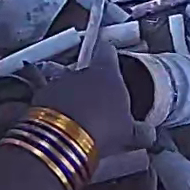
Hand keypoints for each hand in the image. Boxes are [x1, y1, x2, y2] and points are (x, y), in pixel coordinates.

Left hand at [27, 43, 139, 159]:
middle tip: (97, 105)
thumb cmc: (104, 127)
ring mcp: (57, 84)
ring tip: (78, 120)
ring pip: (66, 87)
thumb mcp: (128, 133)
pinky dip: (54, 111)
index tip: (109, 55)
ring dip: (71, 99)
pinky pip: (50, 102)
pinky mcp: (38, 100)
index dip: (109, 54)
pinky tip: (61, 128)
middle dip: (90, 85)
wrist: (63, 138)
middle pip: (86, 72)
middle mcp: (80, 72)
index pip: (108, 52)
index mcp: (106, 73)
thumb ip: (140, 131)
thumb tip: (150, 134)